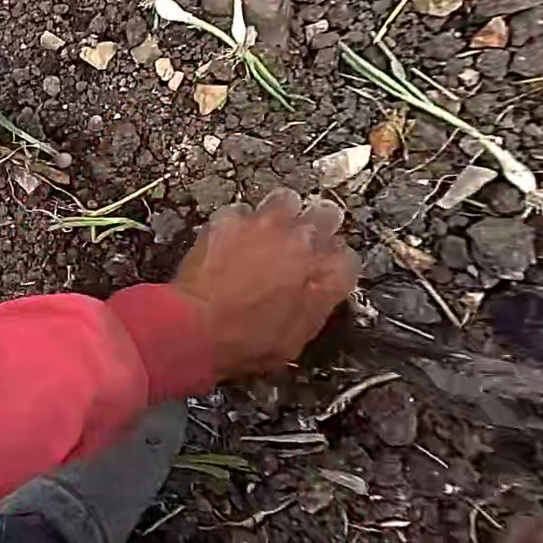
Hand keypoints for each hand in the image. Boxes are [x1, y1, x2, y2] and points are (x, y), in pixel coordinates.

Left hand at [170, 188, 358, 380]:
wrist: (195, 327)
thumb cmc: (244, 341)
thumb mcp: (295, 339)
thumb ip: (317, 304)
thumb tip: (323, 288)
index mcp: (322, 273)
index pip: (347, 257)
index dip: (336, 263)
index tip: (325, 269)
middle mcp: (300, 240)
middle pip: (326, 216)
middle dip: (320, 226)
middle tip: (304, 241)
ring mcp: (263, 225)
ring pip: (286, 201)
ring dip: (284, 213)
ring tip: (272, 229)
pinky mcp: (230, 219)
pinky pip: (243, 211)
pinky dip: (242, 222)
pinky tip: (235, 239)